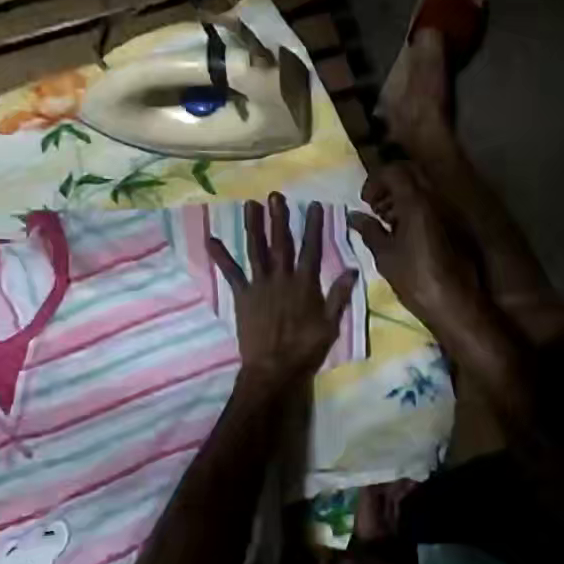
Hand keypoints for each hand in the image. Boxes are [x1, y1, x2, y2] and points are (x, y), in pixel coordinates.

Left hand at [208, 194, 358, 388]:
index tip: (315, 206)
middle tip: (276, 195)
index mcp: (305, 283)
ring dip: (253, 226)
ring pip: (256, 250)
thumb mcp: (331, 324)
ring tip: (251, 205)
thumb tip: (353, 269)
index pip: (311, 248)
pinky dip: (221, 257)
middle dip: (279, 218)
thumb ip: (339, 295)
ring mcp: (260, 285)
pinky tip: (211, 240)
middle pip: (281, 242)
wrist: (274, 368)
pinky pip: (231, 273)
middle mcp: (282, 278)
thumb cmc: (306, 348)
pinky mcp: (242, 296)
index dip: (314, 226)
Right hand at [348, 165, 480, 329]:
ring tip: (388, 222)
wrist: (454, 302)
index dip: (375, 181)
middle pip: (411, 174)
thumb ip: (369, 230)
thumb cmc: (415, 278)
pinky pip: (433, 204)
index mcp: (416, 201)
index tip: (366, 201)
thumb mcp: (384, 255)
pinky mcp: (455, 225)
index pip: (394, 171)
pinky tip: (405, 233)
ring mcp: (448, 211)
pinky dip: (416, 208)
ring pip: (424, 188)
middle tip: (376, 207)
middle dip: (389, 184)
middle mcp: (435, 199)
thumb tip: (354, 216)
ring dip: (403, 196)